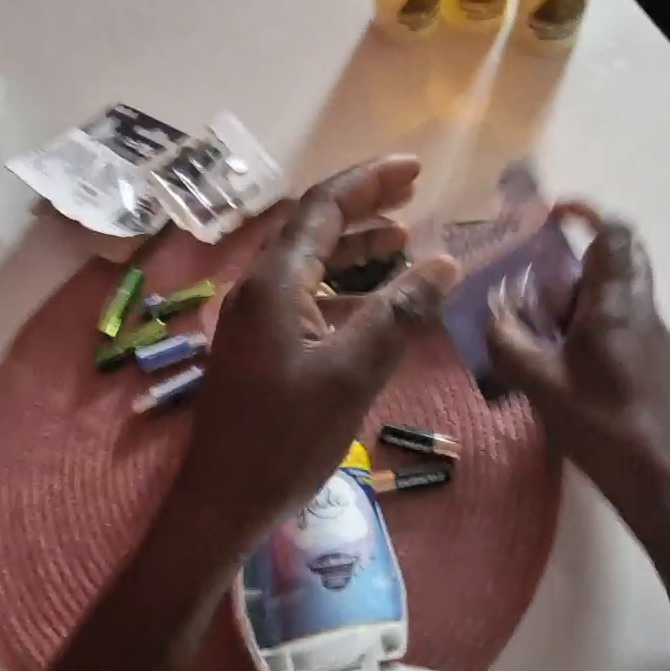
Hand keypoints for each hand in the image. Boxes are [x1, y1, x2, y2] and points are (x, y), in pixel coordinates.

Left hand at [172, 156, 460, 545]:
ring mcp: (254, 324)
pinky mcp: (259, 353)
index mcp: (274, 284)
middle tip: (413, 203)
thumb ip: (399, 314)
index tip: (415, 169)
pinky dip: (341, 296)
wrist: (224, 501)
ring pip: (309, 270)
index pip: (322, 208)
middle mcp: (258, 292)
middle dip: (364, 213)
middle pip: (312, 232)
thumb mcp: (353, 373)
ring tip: (402, 248)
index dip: (370, 182)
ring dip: (354, 255)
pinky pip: (305, 305)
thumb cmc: (286, 438)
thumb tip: (445, 262)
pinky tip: (372, 309)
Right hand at [485, 203, 669, 502]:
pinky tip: (568, 357)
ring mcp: (655, 334)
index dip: (585, 212)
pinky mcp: (656, 358)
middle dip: (578, 256)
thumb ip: (508, 340)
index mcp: (616, 306)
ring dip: (585, 291)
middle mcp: (643, 309)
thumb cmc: (598, 424)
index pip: (614, 233)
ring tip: (546, 323)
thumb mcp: (539, 383)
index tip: (551, 215)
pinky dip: (594, 318)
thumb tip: (491, 311)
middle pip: (619, 256)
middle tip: (540, 279)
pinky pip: (624, 317)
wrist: (655, 475)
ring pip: (622, 288)